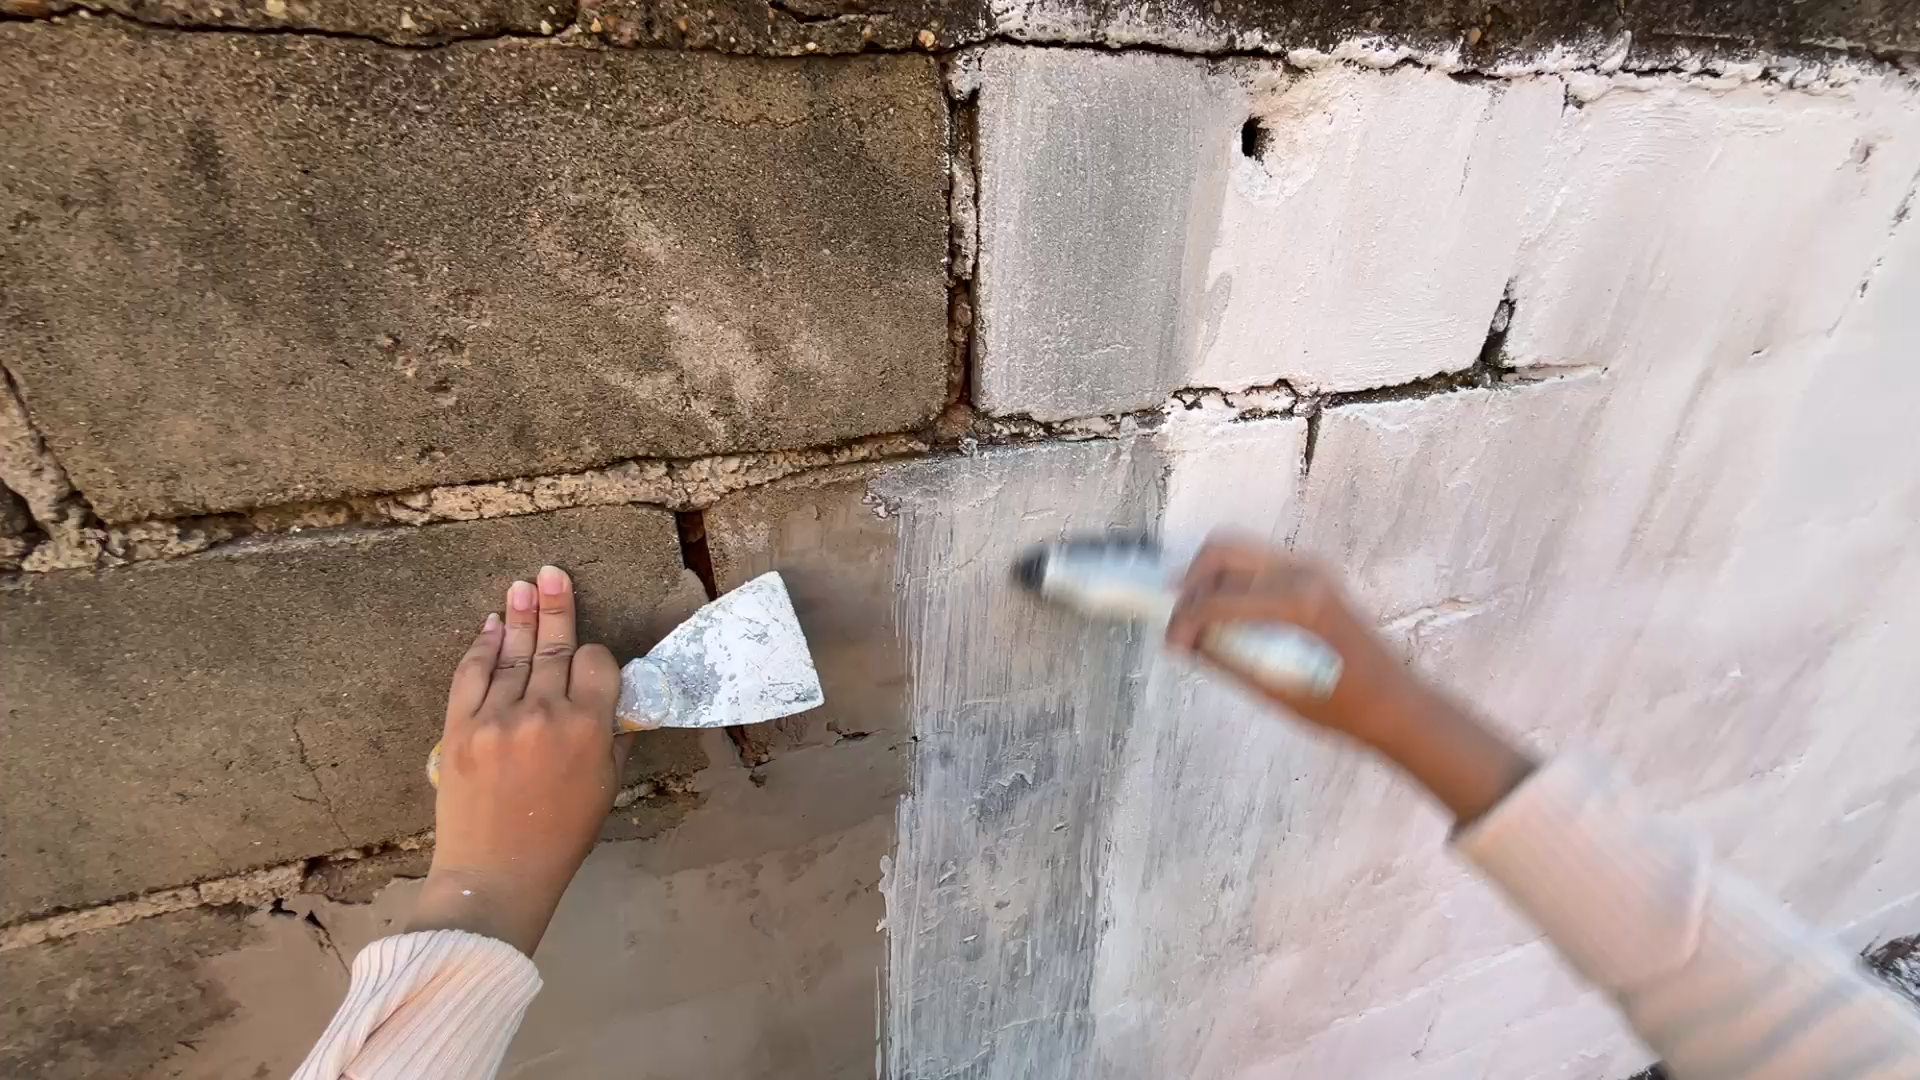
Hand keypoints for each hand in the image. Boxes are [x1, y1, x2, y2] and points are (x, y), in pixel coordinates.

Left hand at [407, 565, 627, 955]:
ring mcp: (497, 717)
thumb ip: (614, 731)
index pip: (595, 663)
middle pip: (554, 646)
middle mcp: (544, 712)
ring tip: (524, 583)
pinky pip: (472, 676)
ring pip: (515, 655)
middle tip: (553, 572)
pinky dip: (482, 648)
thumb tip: (613, 696)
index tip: (592, 667)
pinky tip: (492, 624)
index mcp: (589, 725)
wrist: (496, 874)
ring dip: (521, 616)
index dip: (596, 658)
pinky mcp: (458, 729)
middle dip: (557, 606)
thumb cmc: (565, 831)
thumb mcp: (609, 781)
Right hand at [1165, 534, 1533, 822]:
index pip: (1214, 598)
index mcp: (1295, 602)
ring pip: (1235, 550)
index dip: (1182, 621)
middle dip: (1188, 582)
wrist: (1396, 705)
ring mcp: (1309, 567)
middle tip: (1178, 617)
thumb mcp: (1271, 688)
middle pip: (1220, 550)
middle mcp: (1302, 572)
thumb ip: (1222, 656)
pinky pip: (1255, 563)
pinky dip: (1230, 581)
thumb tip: (1185, 638)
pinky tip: (1225, 612)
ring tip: (1197, 614)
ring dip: (1208, 578)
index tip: (1172, 645)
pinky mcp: (1312, 573)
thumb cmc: (1340, 706)